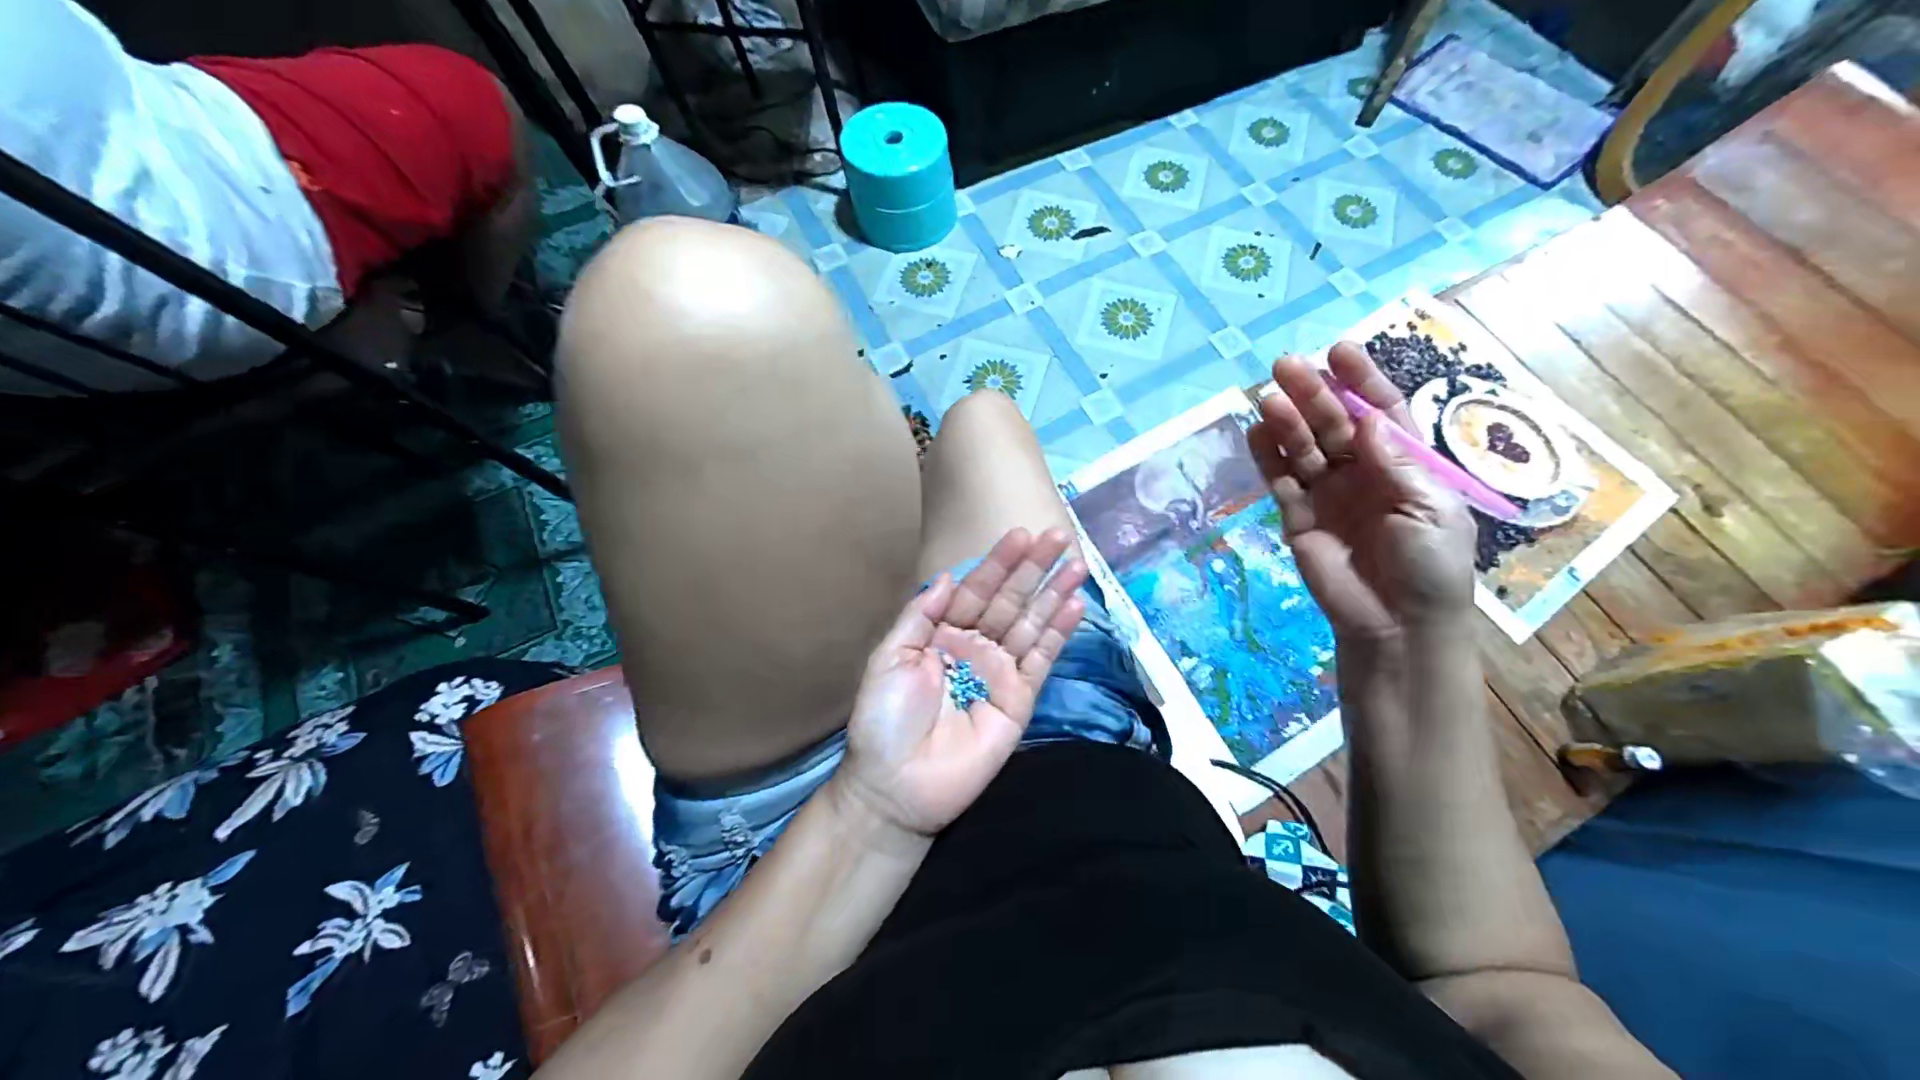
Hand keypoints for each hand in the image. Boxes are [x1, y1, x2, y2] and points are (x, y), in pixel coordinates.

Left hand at [834, 528, 1088, 836]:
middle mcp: (974, 647)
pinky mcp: (1019, 700)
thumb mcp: (889, 658)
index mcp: (942, 634)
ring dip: (1054, 594)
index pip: (976, 589)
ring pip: (1031, 624)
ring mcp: (999, 673)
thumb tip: (947, 576)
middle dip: (1034, 568)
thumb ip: (920, 615)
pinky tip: (1075, 606)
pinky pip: (1042, 660)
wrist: (896, 785)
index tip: (1020, 534)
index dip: (998, 563)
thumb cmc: (884, 719)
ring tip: (1078, 564)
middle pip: (1010, 600)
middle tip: (1059, 535)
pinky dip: (1059, 634)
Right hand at [1247, 342, 1475, 645]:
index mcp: (1404, 464)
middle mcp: (1363, 471)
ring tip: (1266, 397)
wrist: (1396, 623)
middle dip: (1312, 393)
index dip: (1361, 381)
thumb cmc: (1430, 566)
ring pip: (1303, 448)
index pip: (1381, 411)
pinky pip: (1282, 481)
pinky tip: (1256, 433)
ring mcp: (1327, 493)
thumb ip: (1396, 464)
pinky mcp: (1297, 517)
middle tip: (1285, 365)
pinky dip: (1268, 457)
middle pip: (1334, 424)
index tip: (1339, 352)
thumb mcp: (1430, 509)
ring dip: (1286, 421)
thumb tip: (1367, 419)